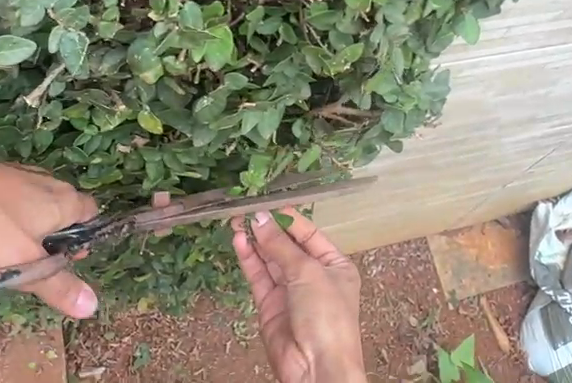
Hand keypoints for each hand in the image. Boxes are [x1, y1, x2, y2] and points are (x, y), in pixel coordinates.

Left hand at [0, 153, 100, 318]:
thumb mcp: (25, 266)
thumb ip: (58, 286)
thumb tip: (92, 306)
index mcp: (65, 200)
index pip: (91, 212)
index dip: (82, 238)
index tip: (66, 261)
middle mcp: (49, 181)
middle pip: (62, 208)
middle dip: (51, 236)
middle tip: (31, 262)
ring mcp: (20, 173)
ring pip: (33, 202)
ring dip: (25, 226)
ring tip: (2, 254)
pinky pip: (8, 196)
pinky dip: (2, 214)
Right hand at [231, 210, 365, 382]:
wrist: (317, 369)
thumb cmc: (326, 315)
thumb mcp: (308, 272)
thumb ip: (281, 245)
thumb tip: (260, 218)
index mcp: (334, 265)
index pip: (309, 233)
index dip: (289, 218)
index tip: (269, 204)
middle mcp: (313, 276)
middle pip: (287, 245)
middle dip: (268, 228)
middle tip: (247, 210)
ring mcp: (291, 292)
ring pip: (270, 260)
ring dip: (255, 241)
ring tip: (238, 221)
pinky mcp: (271, 306)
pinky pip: (259, 277)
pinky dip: (249, 259)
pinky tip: (239, 241)